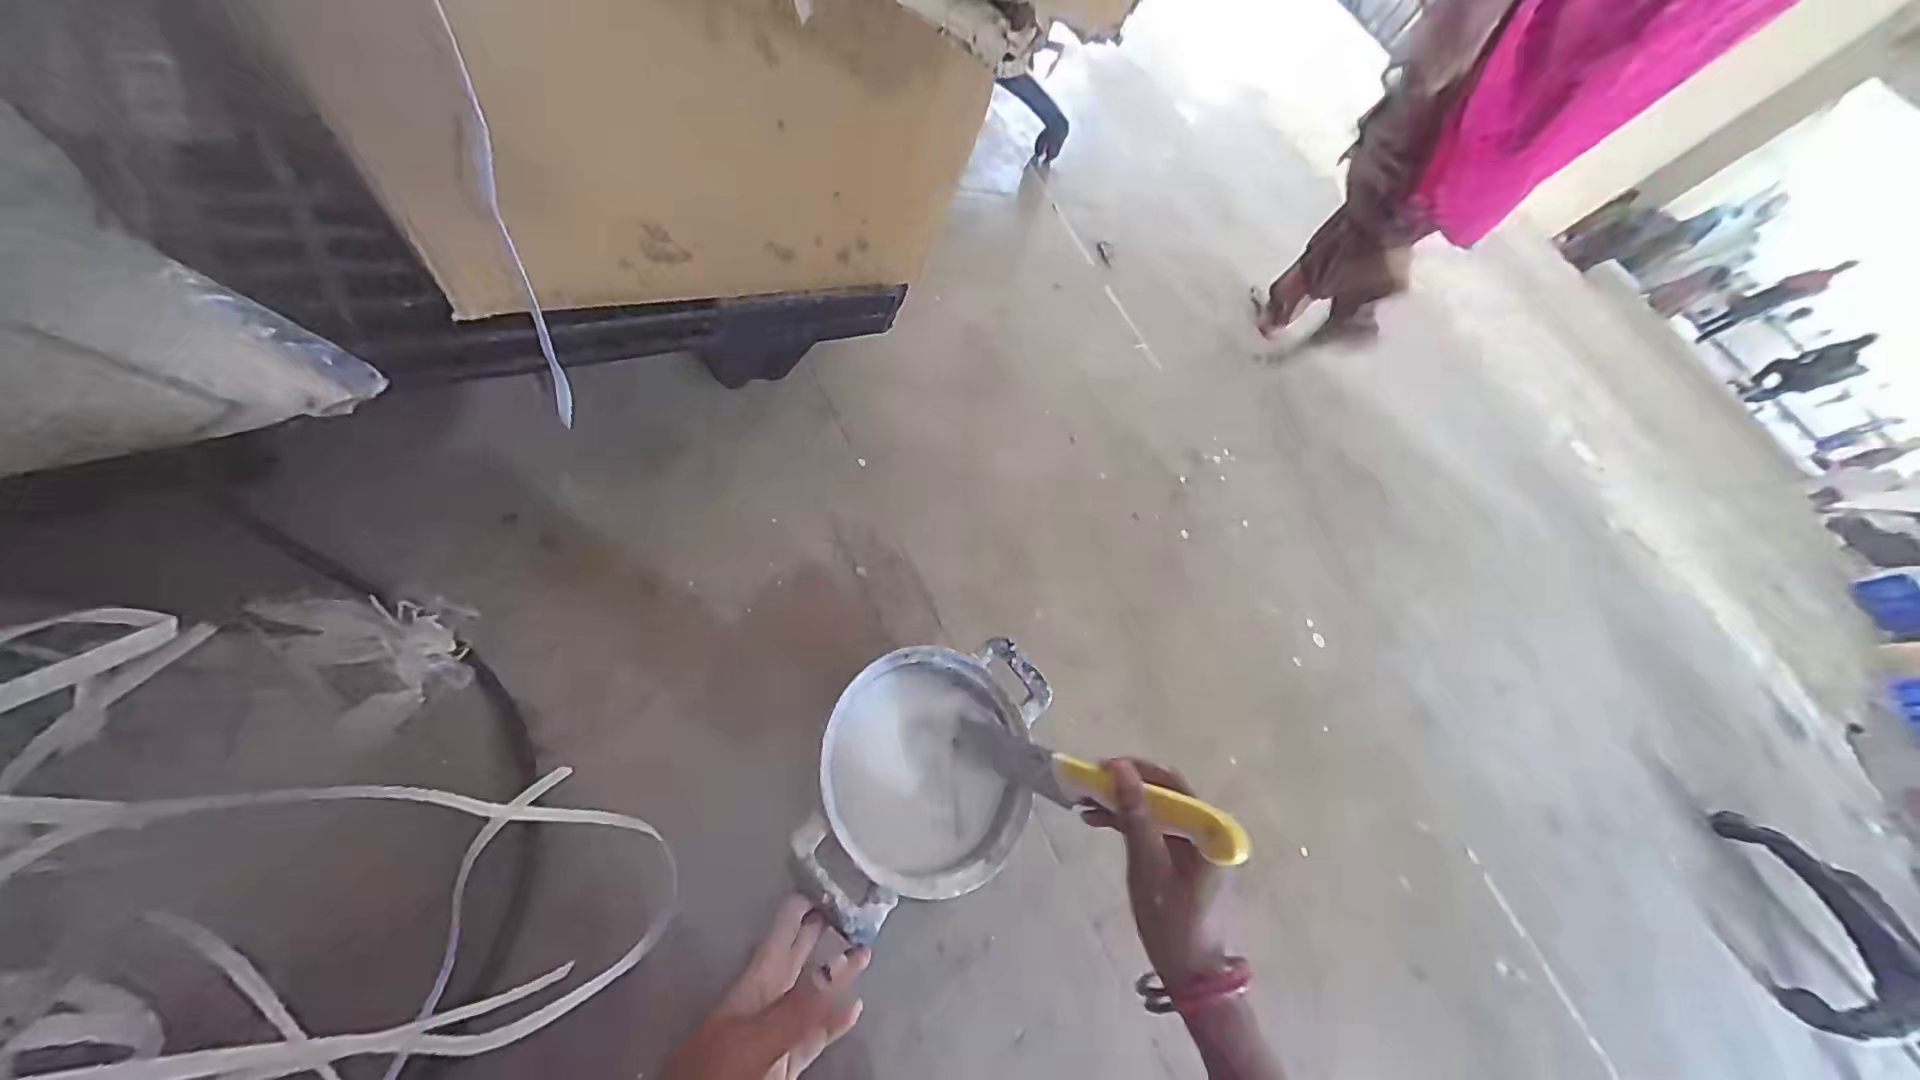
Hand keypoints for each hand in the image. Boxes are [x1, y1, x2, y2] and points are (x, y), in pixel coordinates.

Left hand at [662, 896, 869, 1079]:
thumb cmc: (715, 1075)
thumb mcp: (755, 1040)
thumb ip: (798, 1004)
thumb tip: (840, 960)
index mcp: (755, 980)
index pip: (785, 927)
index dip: (807, 902)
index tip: (836, 878)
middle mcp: (766, 998)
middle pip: (799, 953)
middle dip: (824, 928)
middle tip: (855, 902)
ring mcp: (773, 1031)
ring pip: (811, 994)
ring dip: (837, 975)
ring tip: (866, 950)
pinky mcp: (781, 1063)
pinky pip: (812, 1035)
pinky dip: (833, 1021)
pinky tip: (855, 1008)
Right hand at [1081, 758, 1226, 983]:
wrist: (1192, 975)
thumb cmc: (1172, 921)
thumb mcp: (1148, 865)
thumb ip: (1135, 814)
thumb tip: (1120, 768)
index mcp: (1210, 828)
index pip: (1170, 782)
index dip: (1134, 770)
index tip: (1100, 769)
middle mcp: (1208, 829)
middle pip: (1162, 794)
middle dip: (1123, 787)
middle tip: (1089, 786)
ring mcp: (1197, 843)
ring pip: (1155, 810)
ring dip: (1122, 805)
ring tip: (1085, 804)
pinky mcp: (1185, 857)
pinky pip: (1155, 828)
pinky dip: (1129, 824)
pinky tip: (1099, 821)